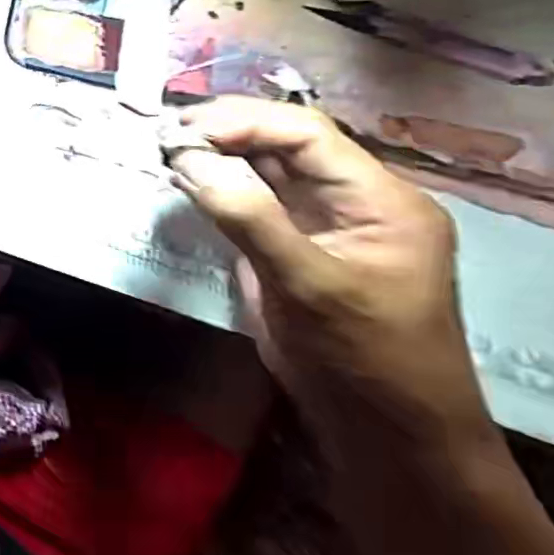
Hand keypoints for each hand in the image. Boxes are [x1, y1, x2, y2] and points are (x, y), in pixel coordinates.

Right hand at [167, 97, 489, 436]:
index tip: (187, 129)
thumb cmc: (365, 357)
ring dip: (218, 152)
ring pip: (266, 165)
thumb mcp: (308, 284)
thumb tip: (186, 158)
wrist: (384, 432)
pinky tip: (186, 176)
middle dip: (227, 131)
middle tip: (169, 133)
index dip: (245, 122)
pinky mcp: (293, 240)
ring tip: (169, 147)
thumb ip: (249, 216)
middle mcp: (354, 198)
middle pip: (286, 141)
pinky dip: (218, 182)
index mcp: (382, 199)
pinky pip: (253, 196)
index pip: (308, 134)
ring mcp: (323, 219)